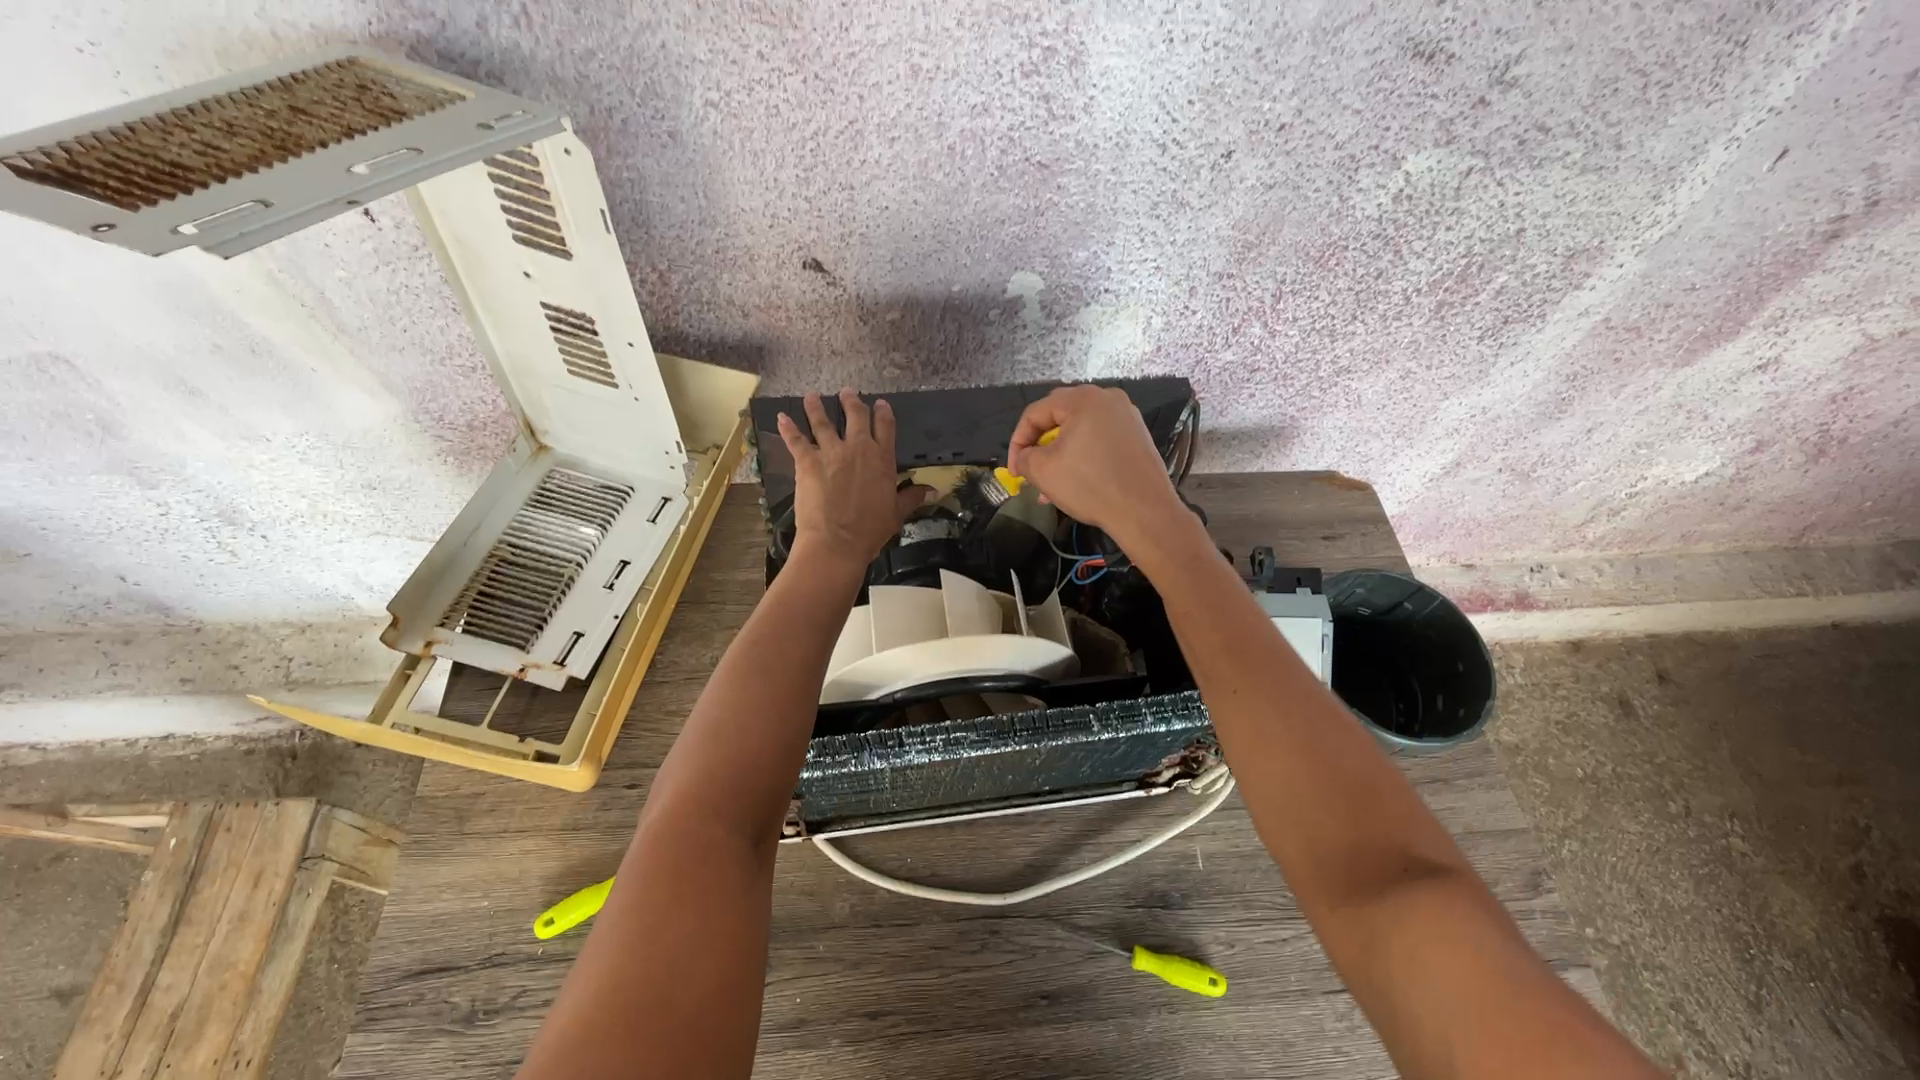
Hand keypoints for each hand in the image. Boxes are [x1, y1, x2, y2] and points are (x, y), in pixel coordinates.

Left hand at [778, 389, 929, 569]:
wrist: (837, 541)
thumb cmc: (870, 531)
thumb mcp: (897, 514)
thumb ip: (912, 497)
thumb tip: (933, 491)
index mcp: (883, 459)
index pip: (885, 427)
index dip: (883, 412)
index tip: (880, 403)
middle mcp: (858, 448)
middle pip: (855, 416)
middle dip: (851, 401)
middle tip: (846, 392)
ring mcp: (831, 452)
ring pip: (822, 421)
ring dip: (816, 407)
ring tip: (811, 396)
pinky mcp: (807, 461)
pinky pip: (796, 439)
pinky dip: (788, 428)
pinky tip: (781, 418)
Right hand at [1006, 384, 1185, 548]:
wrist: (1145, 512)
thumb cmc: (1090, 485)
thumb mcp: (1043, 471)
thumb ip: (1024, 457)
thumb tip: (1026, 457)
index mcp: (1083, 399)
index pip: (1036, 412)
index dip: (1018, 441)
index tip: (1014, 470)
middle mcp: (1107, 399)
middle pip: (1059, 417)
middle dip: (1040, 447)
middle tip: (1030, 472)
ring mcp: (1126, 417)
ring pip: (1080, 431)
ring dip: (1060, 456)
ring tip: (1050, 487)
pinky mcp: (1137, 437)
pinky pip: (1100, 440)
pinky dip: (1083, 456)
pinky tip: (1076, 482)